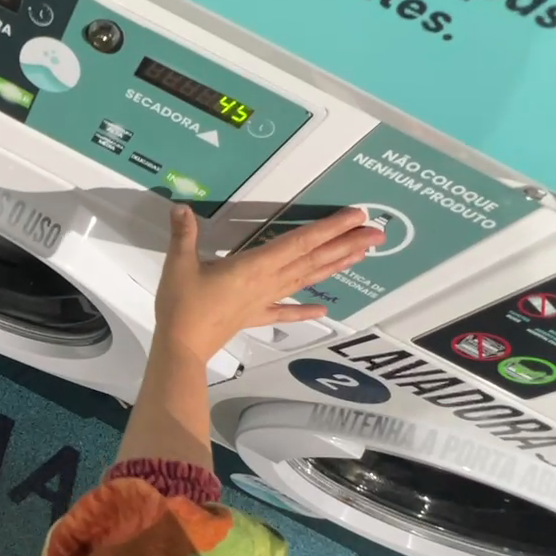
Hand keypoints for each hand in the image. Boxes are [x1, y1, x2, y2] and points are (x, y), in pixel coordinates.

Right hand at [154, 205, 382, 360]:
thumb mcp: (178, 265)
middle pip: (311, 260)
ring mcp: (262, 302)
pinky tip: (324, 309)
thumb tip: (181, 207)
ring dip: (333, 267)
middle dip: (344, 244)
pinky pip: (283, 313)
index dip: (328, 228)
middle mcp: (267, 282)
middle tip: (377, 232)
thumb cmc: (181, 305)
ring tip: (361, 255)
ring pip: (304, 281)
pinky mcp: (253, 318)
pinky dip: (304, 311)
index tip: (356, 215)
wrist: (180, 348)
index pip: (298, 242)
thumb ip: (183, 235)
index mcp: (254, 266)